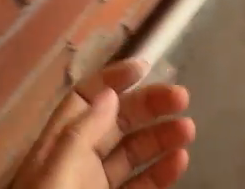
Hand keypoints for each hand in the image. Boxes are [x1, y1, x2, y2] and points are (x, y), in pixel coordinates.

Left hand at [10, 57, 194, 188]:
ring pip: (134, 152)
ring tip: (188, 130)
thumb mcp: (56, 178)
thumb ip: (80, 136)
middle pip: (117, 120)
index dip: (113, 78)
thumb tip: (109, 94)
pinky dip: (162, 172)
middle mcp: (78, 162)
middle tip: (182, 98)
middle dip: (149, 104)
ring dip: (162, 136)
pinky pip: (141, 186)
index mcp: (57, 147)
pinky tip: (180, 162)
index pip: (84, 98)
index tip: (146, 67)